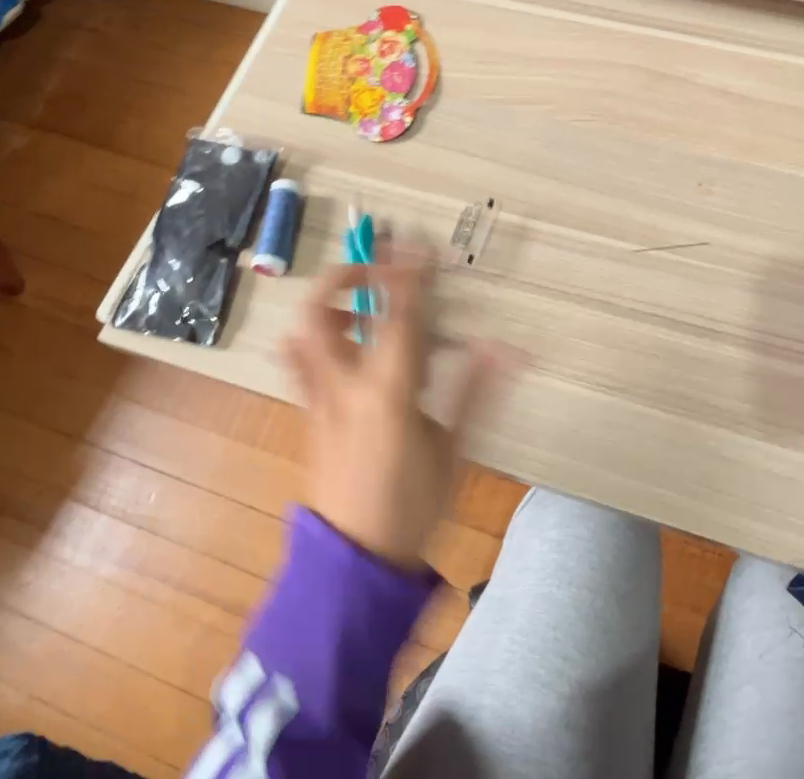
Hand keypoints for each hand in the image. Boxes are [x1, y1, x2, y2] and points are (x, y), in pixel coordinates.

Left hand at [281, 242, 514, 570]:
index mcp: (389, 390)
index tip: (422, 247)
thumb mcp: (454, 450)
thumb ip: (475, 391)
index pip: (399, 313)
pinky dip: (309, 339)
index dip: (410, 272)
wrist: (356, 557)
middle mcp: (346, 383)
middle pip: (327, 308)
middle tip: (381, 264)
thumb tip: (506, 346)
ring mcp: (319, 397)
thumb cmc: (413, 506)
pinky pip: (298, 363)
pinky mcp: (307, 413)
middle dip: (350, 273)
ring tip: (362, 303)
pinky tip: (332, 341)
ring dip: (329, 302)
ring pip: (306, 331)